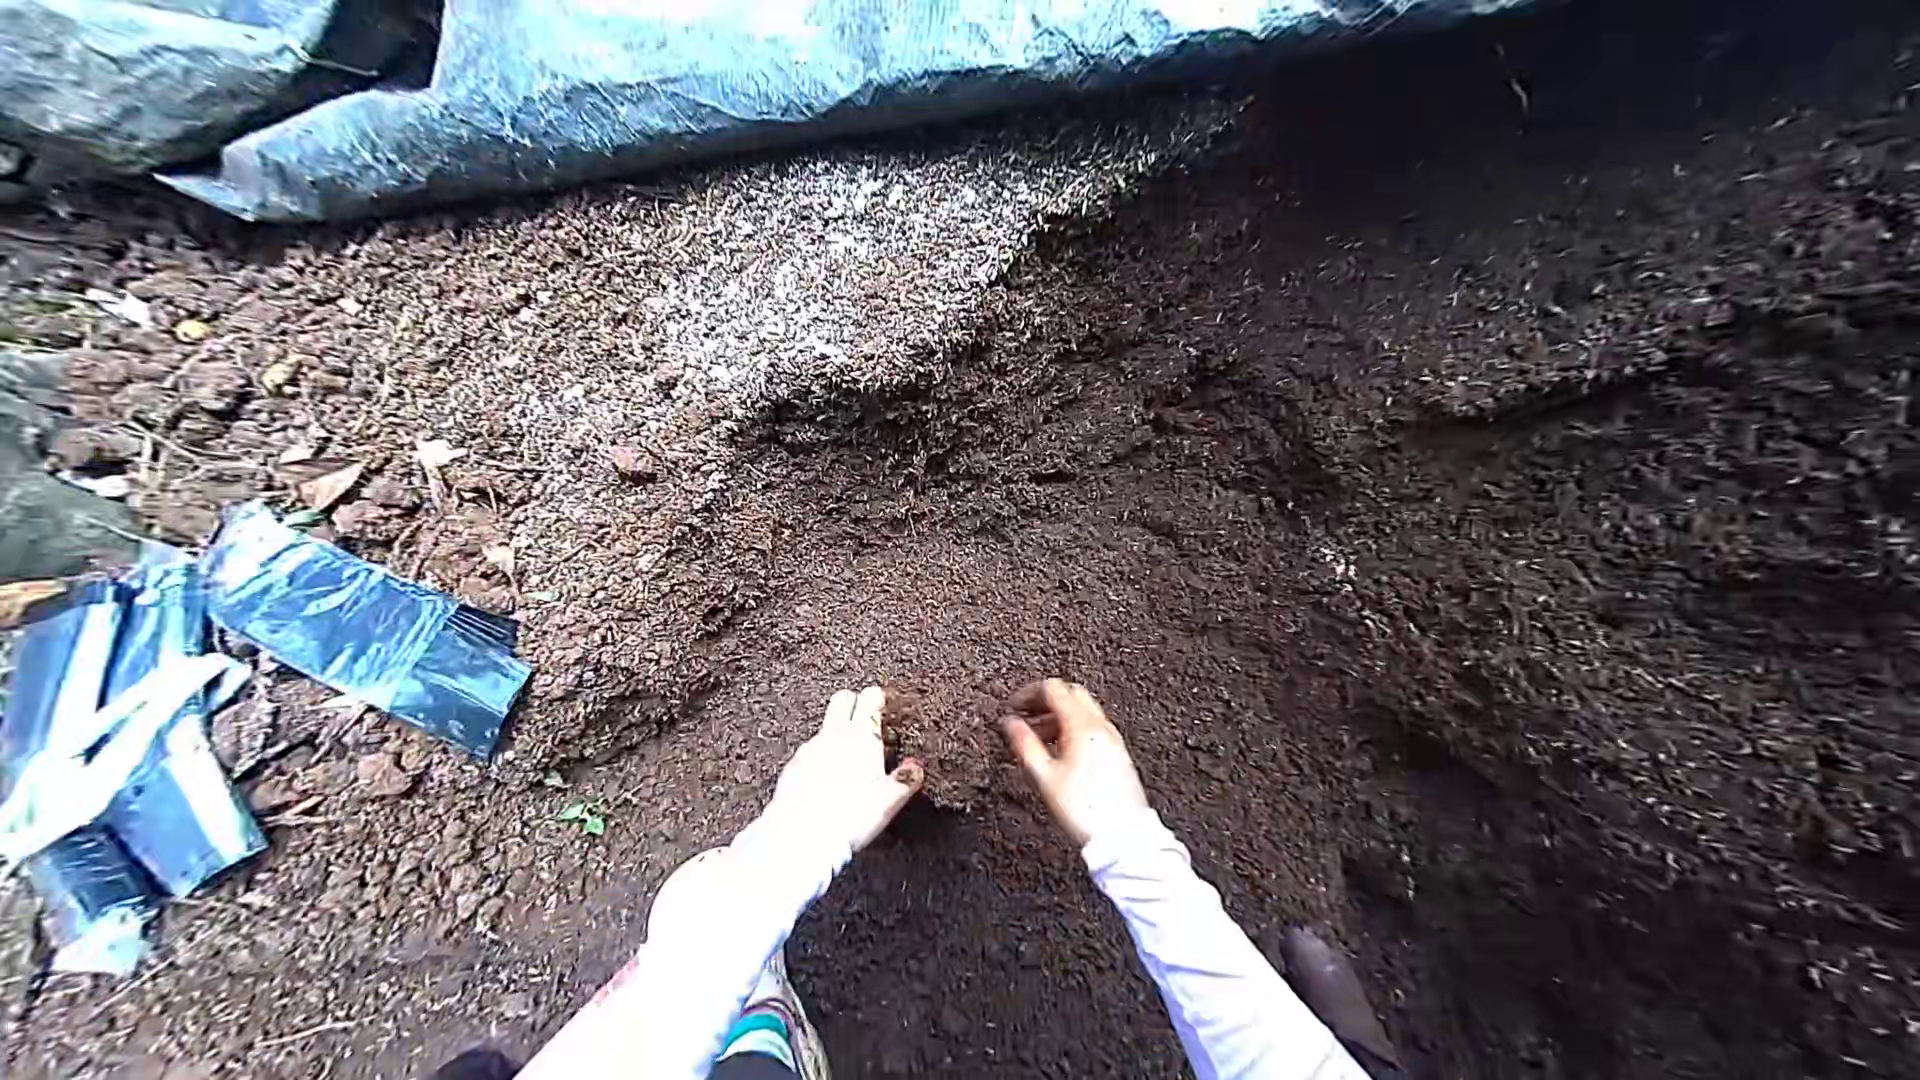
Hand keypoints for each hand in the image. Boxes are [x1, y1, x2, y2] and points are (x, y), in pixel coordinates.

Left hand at [763, 686, 924, 851]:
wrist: (801, 839)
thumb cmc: (850, 817)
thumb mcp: (889, 801)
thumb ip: (905, 779)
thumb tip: (916, 768)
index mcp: (861, 735)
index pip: (870, 697)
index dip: (878, 699)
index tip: (884, 707)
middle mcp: (834, 734)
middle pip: (842, 698)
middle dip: (854, 703)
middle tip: (865, 722)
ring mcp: (810, 748)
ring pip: (825, 726)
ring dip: (836, 733)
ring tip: (847, 760)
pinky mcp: (792, 767)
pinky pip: (809, 751)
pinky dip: (819, 757)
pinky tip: (825, 781)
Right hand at [1000, 678, 1149, 845]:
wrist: (1123, 836)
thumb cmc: (1085, 810)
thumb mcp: (1044, 777)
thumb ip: (1024, 744)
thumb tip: (1009, 723)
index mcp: (1081, 725)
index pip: (1053, 689)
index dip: (1028, 693)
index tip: (1013, 706)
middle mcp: (1099, 726)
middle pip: (1070, 693)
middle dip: (1044, 700)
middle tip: (1025, 715)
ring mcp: (1111, 738)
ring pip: (1082, 709)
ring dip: (1058, 714)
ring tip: (1037, 735)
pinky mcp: (1117, 752)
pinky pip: (1092, 726)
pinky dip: (1072, 727)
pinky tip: (1060, 749)